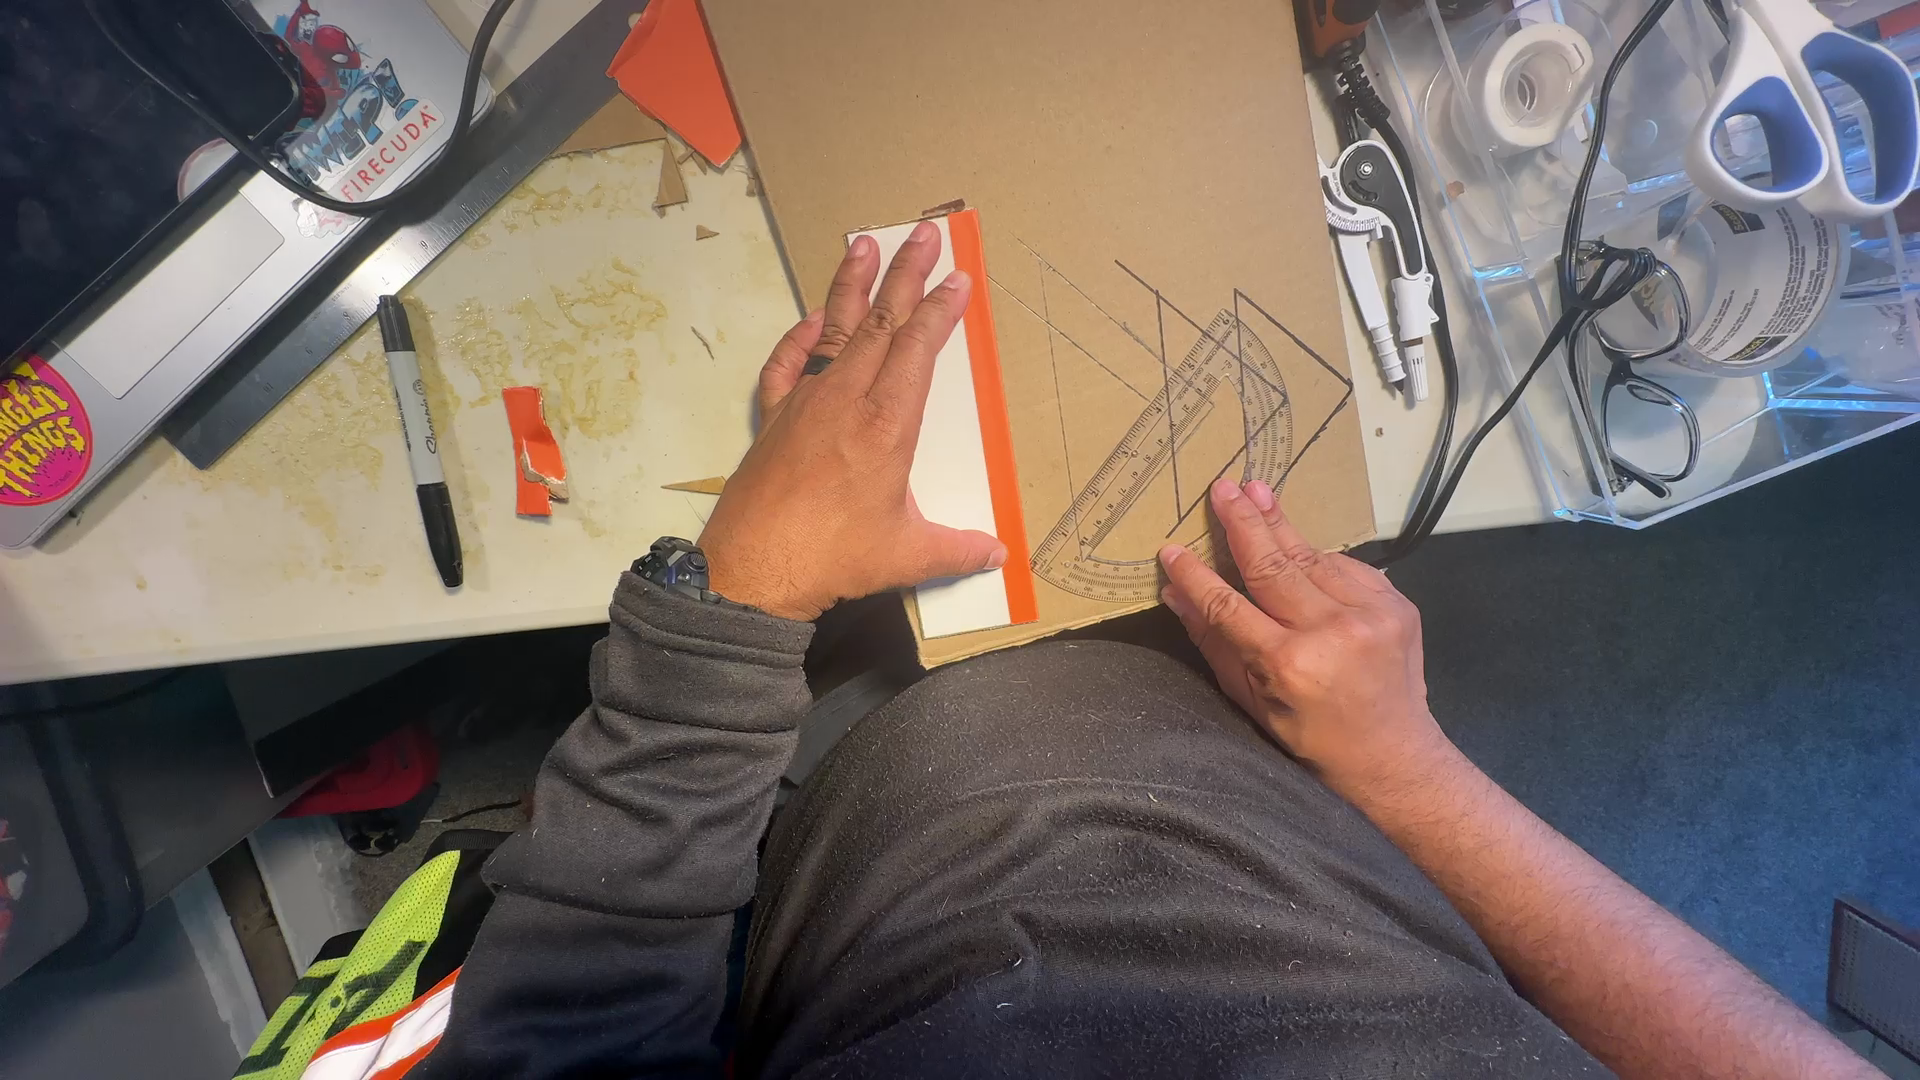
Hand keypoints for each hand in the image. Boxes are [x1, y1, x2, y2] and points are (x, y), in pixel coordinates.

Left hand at [697, 222, 1006, 620]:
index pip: (919, 349)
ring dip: (852, 285)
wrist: (754, 569)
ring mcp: (805, 403)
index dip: (940, 310)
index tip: (958, 279)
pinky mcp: (774, 418)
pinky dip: (799, 337)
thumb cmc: (833, 558)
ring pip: (835, 330)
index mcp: (887, 424)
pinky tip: (812, 320)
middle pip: (881, 322)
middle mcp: (846, 399)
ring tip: (863, 244)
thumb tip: (997, 553)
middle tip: (921, 233)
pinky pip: (787, 364)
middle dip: (905, 274)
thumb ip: (957, 550)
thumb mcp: (907, 556)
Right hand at [1157, 476, 1446, 793]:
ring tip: (1256, 491)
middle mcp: (1331, 632)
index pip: (1227, 607)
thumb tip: (1175, 595)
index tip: (1171, 549)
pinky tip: (1297, 543)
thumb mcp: (1251, 699)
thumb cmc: (1310, 735)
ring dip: (1279, 525)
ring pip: (1310, 557)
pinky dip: (1316, 555)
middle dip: (1243, 523)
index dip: (1195, 576)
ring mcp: (1371, 614)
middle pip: (1273, 565)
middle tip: (1223, 488)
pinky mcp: (1397, 604)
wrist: (1395, 755)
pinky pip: (1344, 566)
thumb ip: (1213, 642)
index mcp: (1289, 664)